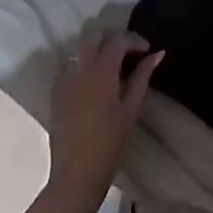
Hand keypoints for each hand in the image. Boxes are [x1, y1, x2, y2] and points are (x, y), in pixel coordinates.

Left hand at [49, 31, 162, 195]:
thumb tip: (157, 54)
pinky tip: (94, 84)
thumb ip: (142, 77)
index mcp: (100, 74)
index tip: (147, 50)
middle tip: (128, 53)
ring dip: (96, 51)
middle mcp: (79, 71)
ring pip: (78, 51)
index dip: (134, 40)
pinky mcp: (56, 95)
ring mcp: (63, 82)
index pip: (116, 41)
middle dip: (112, 39)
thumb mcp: (131, 110)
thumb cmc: (109, 145)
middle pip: (92, 36)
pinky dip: (83, 67)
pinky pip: (69, 69)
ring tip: (113, 68)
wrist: (76, 176)